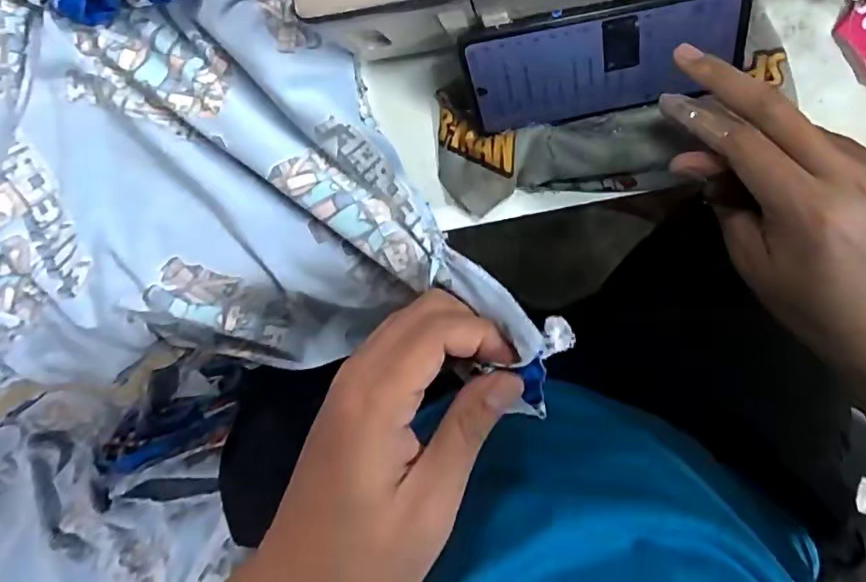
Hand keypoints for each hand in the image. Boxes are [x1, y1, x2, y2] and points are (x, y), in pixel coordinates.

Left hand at [244, 290, 522, 581]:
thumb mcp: (429, 505)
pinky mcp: (348, 388)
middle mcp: (357, 372)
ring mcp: (348, 377)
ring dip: (455, 326)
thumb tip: (511, 376)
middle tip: (506, 359)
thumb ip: (468, 429)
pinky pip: (398, 337)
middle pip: (424, 309)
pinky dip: (434, 338)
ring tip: (489, 362)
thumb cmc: (365, 556)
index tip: (517, 363)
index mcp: (375, 397)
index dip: (484, 332)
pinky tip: (457, 368)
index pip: (437, 327)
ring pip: (411, 316)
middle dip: (473, 321)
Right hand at [660, 43, 865, 380]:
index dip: (702, 118)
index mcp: (809, 208)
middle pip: (774, 107)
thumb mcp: (754, 261)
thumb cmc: (813, 308)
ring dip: (755, 120)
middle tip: (686, 53)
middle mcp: (847, 175)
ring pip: (797, 123)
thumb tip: (695, 158)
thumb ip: (726, 201)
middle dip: (724, 76)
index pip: (744, 144)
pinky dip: (790, 142)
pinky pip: (822, 140)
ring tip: (723, 135)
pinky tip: (776, 161)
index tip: (668, 100)